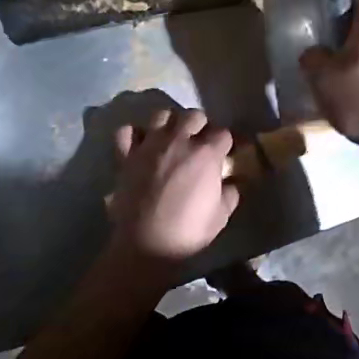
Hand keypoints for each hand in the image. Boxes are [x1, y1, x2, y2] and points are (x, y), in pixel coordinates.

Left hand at [107, 108, 239, 275]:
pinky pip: (126, 131)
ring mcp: (150, 145)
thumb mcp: (221, 216)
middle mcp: (178, 141)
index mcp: (206, 154)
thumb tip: (231, 183)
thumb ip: (230, 193)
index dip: (226, 143)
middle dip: (201, 126)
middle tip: (200, 143)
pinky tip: (141, 143)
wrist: (146, 244)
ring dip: (170, 123)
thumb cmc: (189, 232)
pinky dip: (134, 134)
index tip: (226, 153)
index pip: (223, 133)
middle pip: (194, 115)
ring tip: (172, 138)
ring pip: (162, 115)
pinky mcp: (126, 155)